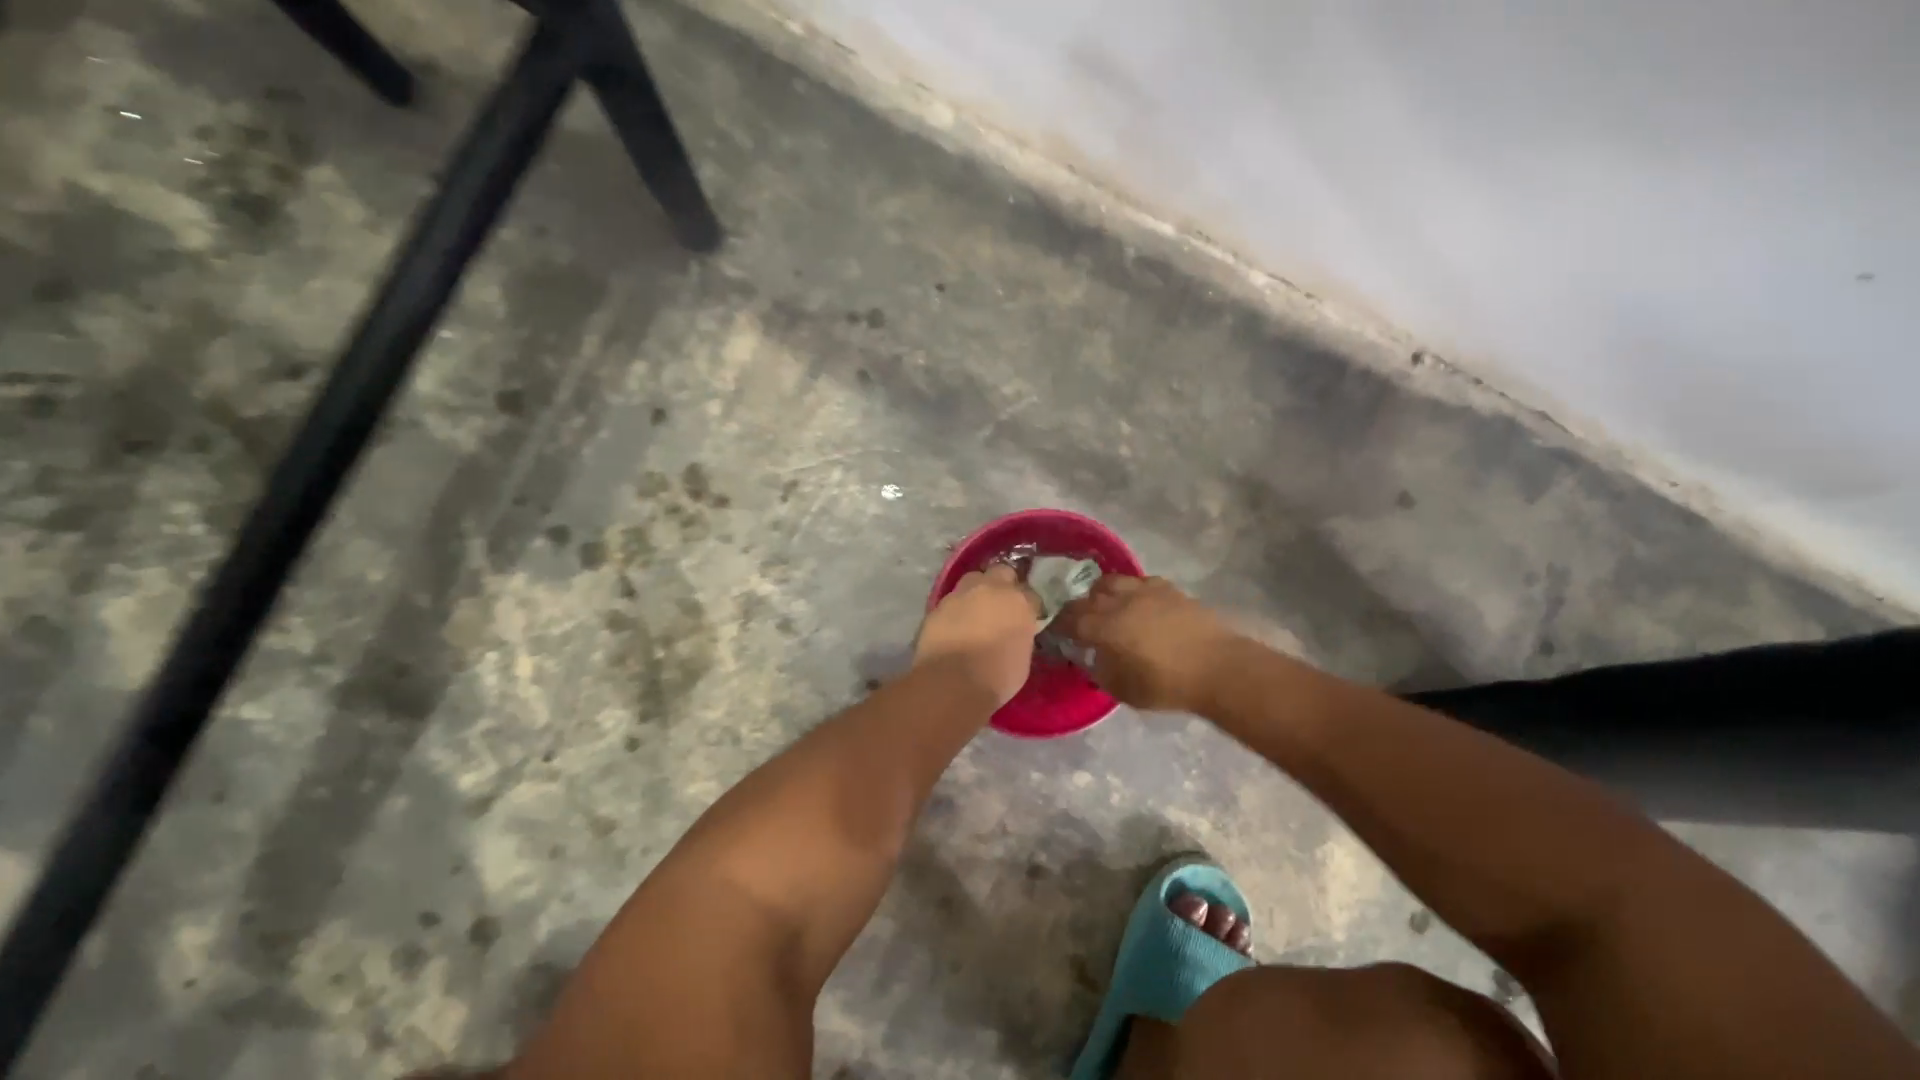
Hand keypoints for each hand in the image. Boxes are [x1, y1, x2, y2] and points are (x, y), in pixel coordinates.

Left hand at [913, 564, 1040, 706]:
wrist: (951, 683)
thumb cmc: (997, 677)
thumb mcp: (1023, 658)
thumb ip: (1021, 635)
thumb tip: (1015, 632)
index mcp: (1019, 601)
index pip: (1031, 595)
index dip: (1029, 607)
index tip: (1027, 619)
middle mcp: (991, 589)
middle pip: (1002, 573)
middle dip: (1004, 584)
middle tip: (1002, 605)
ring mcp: (960, 594)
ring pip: (973, 580)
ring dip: (977, 592)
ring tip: (976, 612)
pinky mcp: (937, 606)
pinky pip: (951, 601)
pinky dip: (956, 609)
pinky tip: (955, 625)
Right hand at [1055, 576, 1243, 712]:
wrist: (1218, 668)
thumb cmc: (1167, 685)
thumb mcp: (1123, 689)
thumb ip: (1100, 670)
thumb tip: (1092, 658)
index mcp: (1104, 626)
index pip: (1070, 618)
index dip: (1059, 625)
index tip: (1056, 633)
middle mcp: (1120, 601)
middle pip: (1088, 596)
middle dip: (1078, 608)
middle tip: (1079, 622)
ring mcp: (1146, 590)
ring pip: (1112, 581)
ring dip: (1102, 593)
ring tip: (1106, 607)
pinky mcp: (1169, 589)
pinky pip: (1140, 582)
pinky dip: (1131, 591)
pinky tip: (1138, 604)